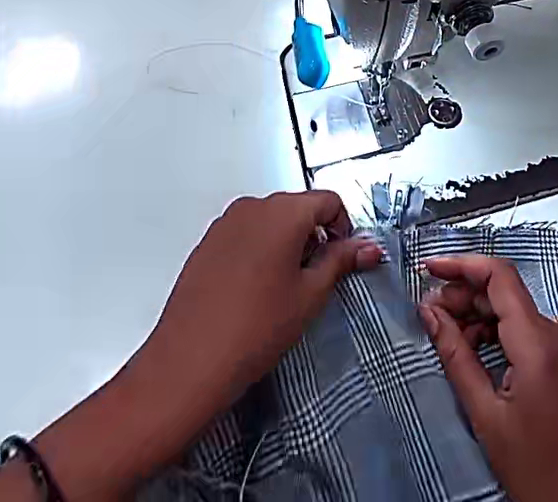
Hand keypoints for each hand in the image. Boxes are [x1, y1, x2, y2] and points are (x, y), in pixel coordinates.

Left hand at [129, 191, 383, 421]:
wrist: (193, 357)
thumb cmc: (251, 328)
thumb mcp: (310, 295)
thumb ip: (340, 261)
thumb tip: (364, 247)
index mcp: (283, 212)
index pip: (328, 200)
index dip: (344, 227)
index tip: (345, 254)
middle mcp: (252, 207)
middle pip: (298, 207)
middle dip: (314, 236)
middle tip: (317, 278)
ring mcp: (227, 221)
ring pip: (270, 220)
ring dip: (286, 243)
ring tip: (285, 290)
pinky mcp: (209, 239)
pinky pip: (245, 232)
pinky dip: (259, 249)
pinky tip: (257, 290)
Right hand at [419, 256, 557, 501]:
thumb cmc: (541, 469)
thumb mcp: (486, 414)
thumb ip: (455, 355)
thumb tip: (428, 311)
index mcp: (536, 341)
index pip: (497, 275)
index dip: (459, 264)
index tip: (426, 269)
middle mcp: (552, 334)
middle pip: (500, 291)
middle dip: (460, 294)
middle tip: (428, 314)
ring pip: (508, 310)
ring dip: (473, 314)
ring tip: (444, 337)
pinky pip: (519, 330)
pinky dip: (490, 332)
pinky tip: (470, 353)